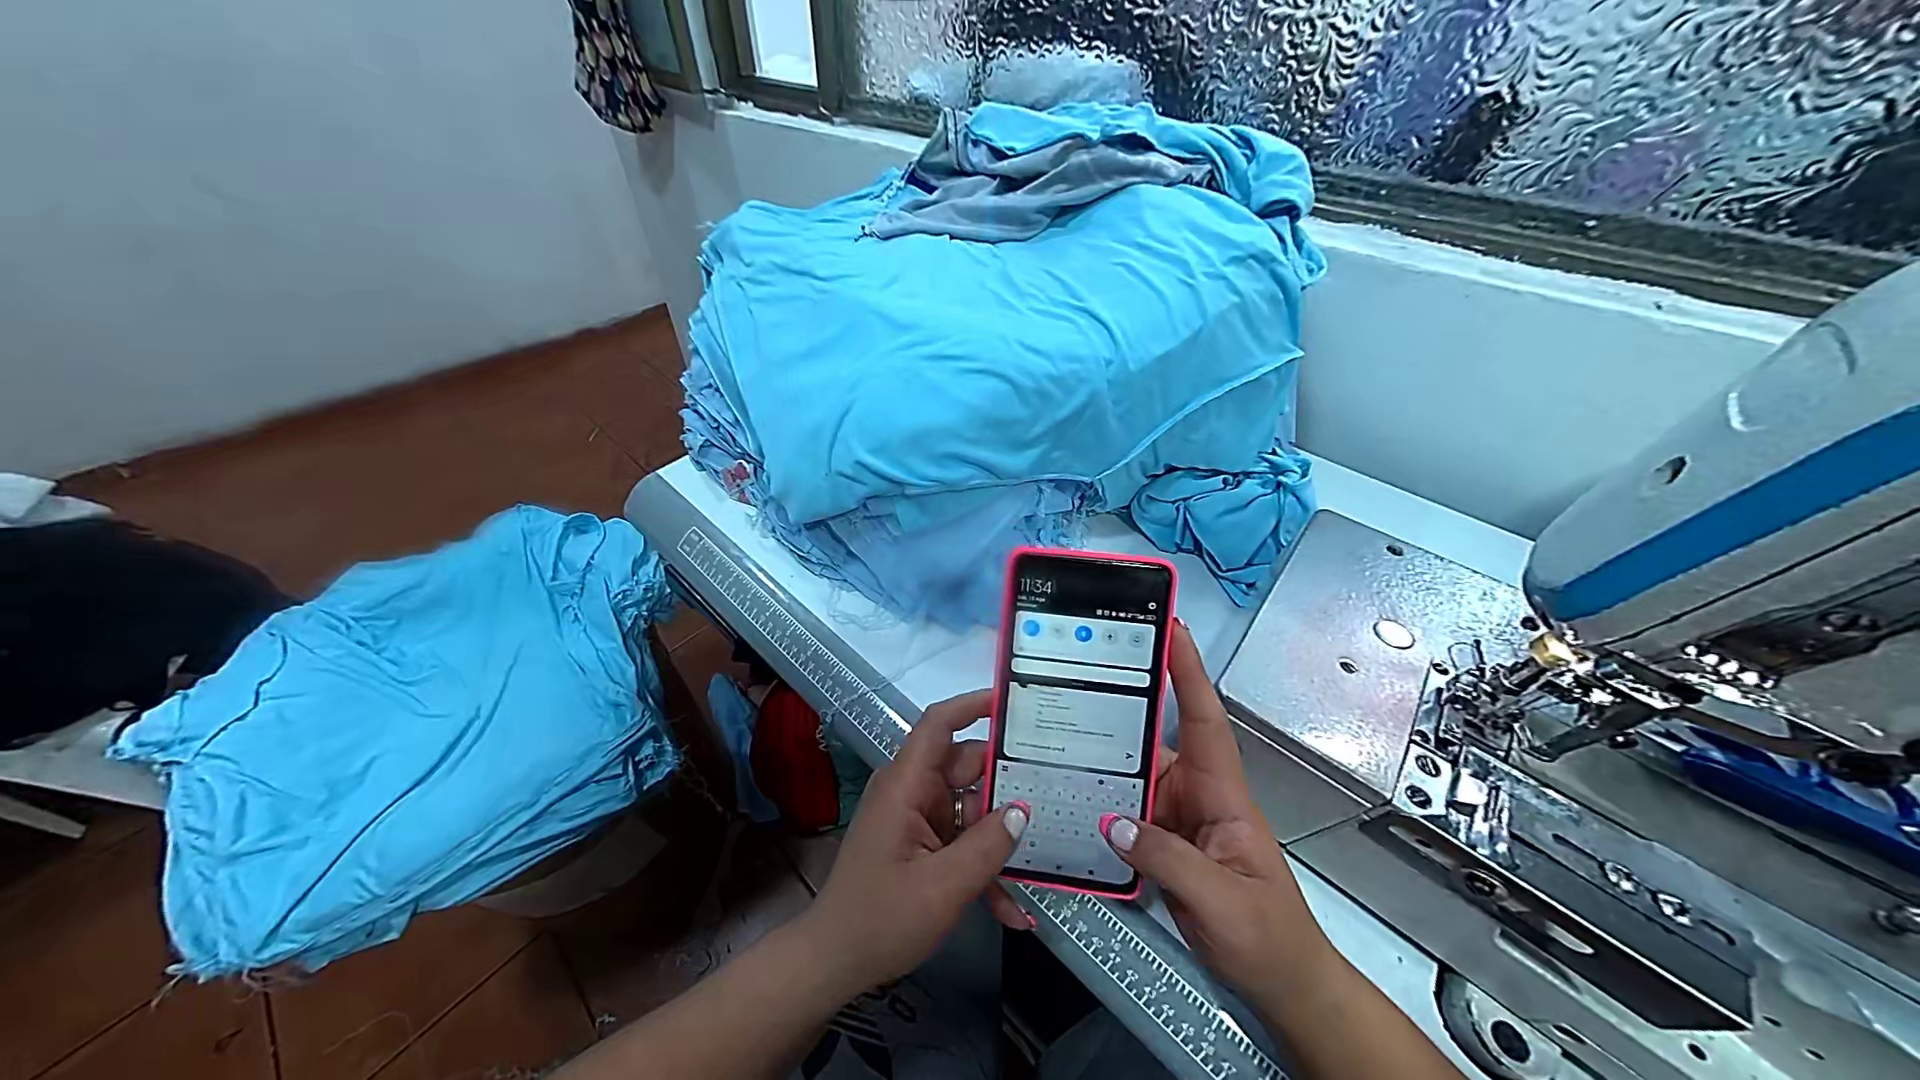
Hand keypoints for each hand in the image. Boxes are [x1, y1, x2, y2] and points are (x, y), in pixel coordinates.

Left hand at [799, 690, 1031, 993]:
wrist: (834, 962)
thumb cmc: (881, 919)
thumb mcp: (943, 887)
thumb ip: (987, 846)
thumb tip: (1021, 811)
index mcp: (906, 785)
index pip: (938, 725)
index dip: (972, 706)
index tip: (1012, 702)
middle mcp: (912, 792)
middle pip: (967, 770)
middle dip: (1007, 785)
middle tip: (1057, 792)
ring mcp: (917, 819)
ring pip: (971, 811)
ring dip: (999, 841)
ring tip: (1043, 861)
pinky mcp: (922, 845)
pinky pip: (962, 842)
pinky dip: (983, 867)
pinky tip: (1011, 908)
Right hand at [1100, 621, 1333, 997]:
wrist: (1280, 982)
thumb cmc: (1271, 938)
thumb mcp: (1224, 901)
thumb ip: (1171, 861)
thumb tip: (1116, 824)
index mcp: (1222, 794)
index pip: (1204, 721)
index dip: (1188, 673)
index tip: (1171, 631)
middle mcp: (1195, 795)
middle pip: (1151, 743)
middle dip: (1120, 710)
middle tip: (1079, 679)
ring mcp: (1175, 818)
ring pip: (1130, 778)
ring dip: (1099, 764)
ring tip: (1057, 743)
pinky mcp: (1160, 841)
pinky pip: (1123, 812)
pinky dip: (1098, 805)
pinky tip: (1069, 800)